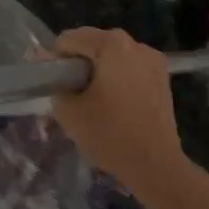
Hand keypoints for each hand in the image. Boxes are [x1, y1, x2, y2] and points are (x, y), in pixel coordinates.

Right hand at [49, 27, 188, 183]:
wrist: (157, 169)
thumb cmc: (110, 135)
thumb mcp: (69, 111)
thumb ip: (53, 83)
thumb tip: (46, 66)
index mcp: (111, 43)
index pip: (69, 39)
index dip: (56, 61)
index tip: (56, 87)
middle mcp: (134, 44)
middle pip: (92, 44)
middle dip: (78, 64)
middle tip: (72, 95)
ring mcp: (152, 60)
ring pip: (111, 57)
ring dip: (98, 71)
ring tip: (93, 102)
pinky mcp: (162, 78)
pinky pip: (129, 69)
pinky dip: (117, 79)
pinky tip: (114, 105)